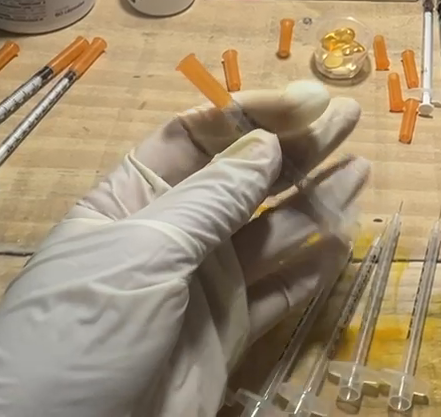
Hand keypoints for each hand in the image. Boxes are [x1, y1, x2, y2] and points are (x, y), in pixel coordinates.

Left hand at [0, 81, 367, 416]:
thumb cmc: (80, 340)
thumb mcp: (141, 256)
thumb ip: (212, 199)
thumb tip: (267, 142)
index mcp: (135, 200)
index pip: (199, 136)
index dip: (253, 113)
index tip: (307, 101)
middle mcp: (174, 233)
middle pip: (245, 175)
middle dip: (295, 144)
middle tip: (347, 116)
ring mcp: (203, 284)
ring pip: (271, 228)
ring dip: (315, 196)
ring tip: (361, 167)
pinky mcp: (226, 333)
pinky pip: (280, 290)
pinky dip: (313, 266)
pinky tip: (345, 240)